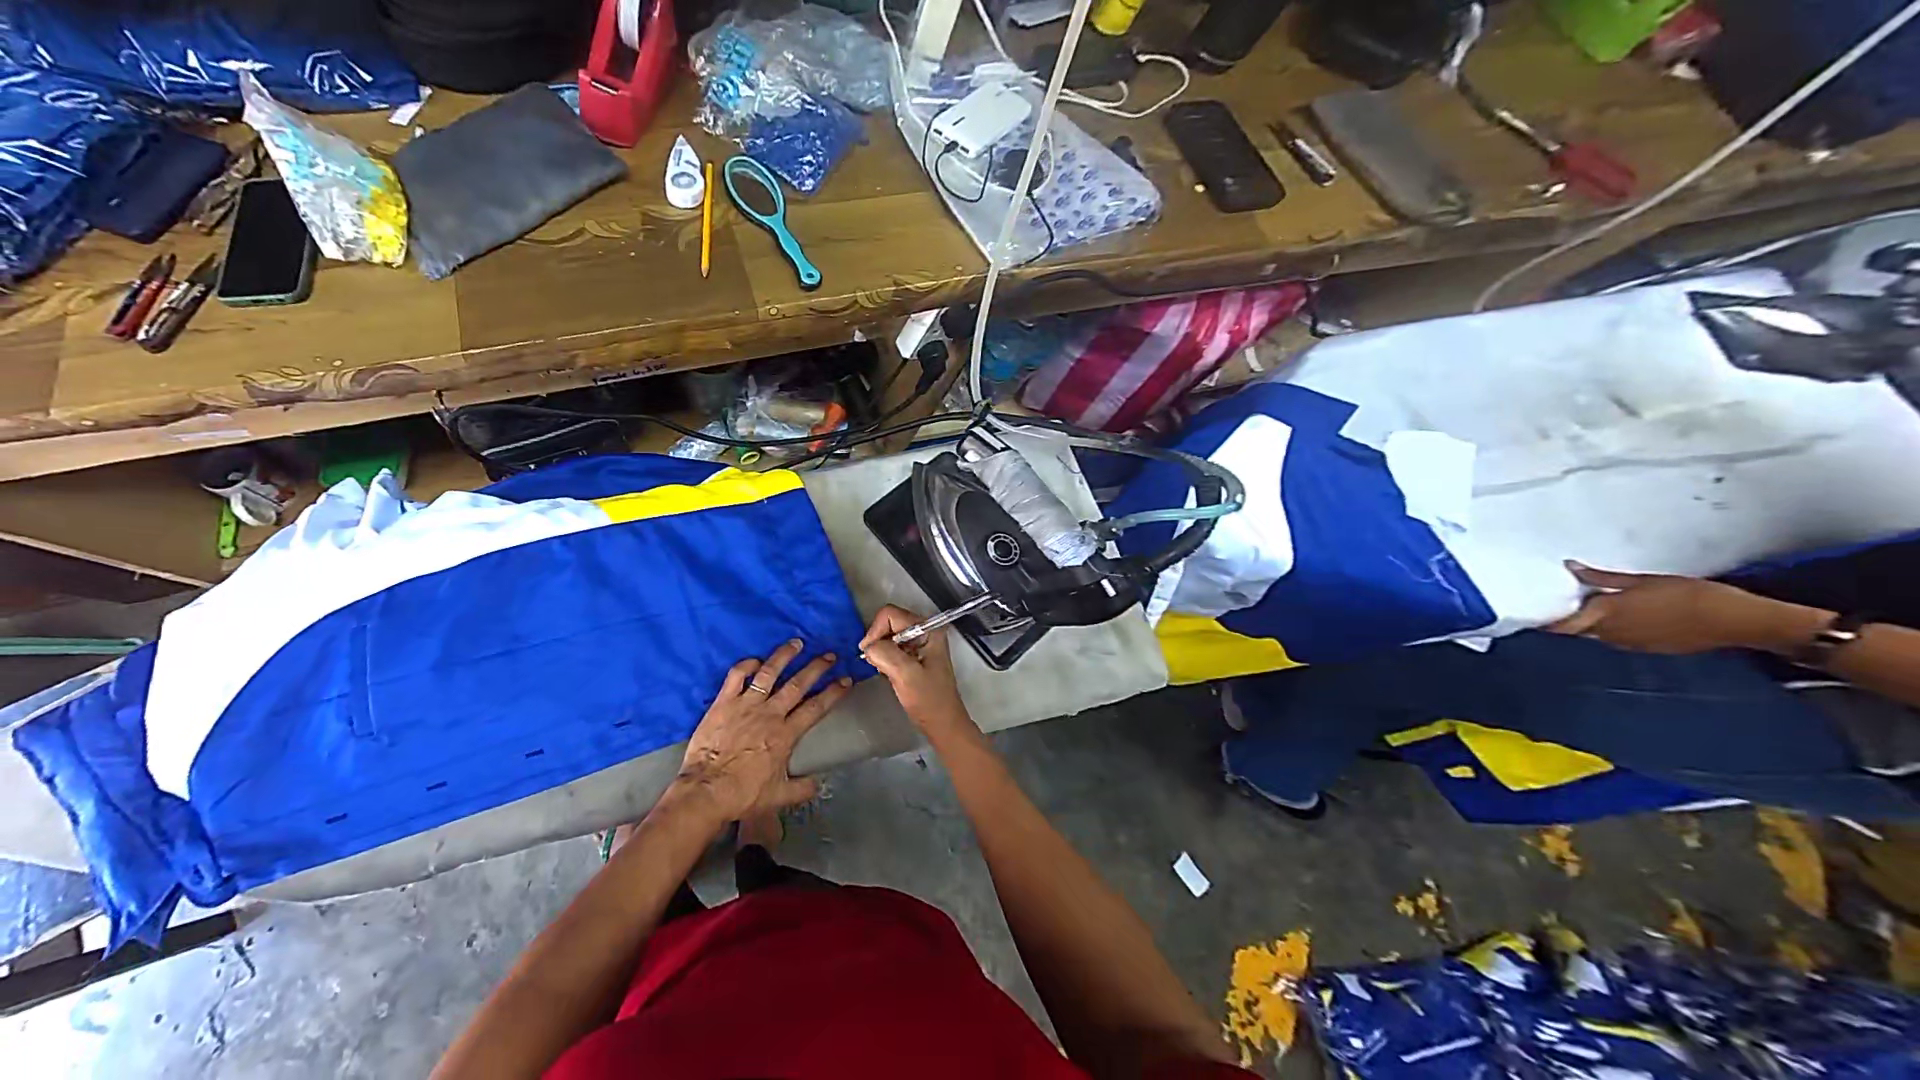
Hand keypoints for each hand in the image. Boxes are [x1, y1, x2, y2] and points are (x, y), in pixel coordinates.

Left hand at [669, 638, 851, 824]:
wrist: (707, 791)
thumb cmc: (743, 794)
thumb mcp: (779, 796)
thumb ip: (802, 789)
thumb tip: (819, 785)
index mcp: (786, 734)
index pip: (816, 707)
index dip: (833, 692)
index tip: (845, 680)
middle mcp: (770, 713)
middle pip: (798, 684)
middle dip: (817, 667)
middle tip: (829, 655)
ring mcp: (746, 705)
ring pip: (769, 673)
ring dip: (785, 656)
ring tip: (797, 643)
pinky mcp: (723, 703)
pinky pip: (736, 676)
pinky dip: (747, 665)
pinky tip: (756, 660)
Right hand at [859, 605, 970, 734]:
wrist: (942, 723)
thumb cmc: (929, 700)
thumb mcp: (906, 675)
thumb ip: (885, 654)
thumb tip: (868, 646)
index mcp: (928, 630)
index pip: (890, 615)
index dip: (875, 631)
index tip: (869, 653)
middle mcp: (925, 631)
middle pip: (889, 622)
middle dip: (878, 641)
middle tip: (876, 663)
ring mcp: (920, 643)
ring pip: (888, 635)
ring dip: (881, 651)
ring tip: (884, 670)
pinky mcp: (915, 655)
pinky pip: (892, 647)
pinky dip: (885, 658)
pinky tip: (889, 673)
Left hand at [1546, 562, 1824, 654]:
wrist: (1738, 621)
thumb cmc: (1691, 595)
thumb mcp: (1644, 580)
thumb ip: (1603, 577)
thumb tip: (1571, 568)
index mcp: (1607, 615)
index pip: (1565, 624)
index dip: (1546, 622)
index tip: (1529, 616)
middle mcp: (1613, 634)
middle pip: (1579, 630)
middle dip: (1568, 620)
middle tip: (1557, 605)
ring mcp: (1631, 645)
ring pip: (1598, 636)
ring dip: (1590, 625)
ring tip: (1585, 609)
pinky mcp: (1649, 649)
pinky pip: (1620, 640)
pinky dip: (1613, 631)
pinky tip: (1618, 620)